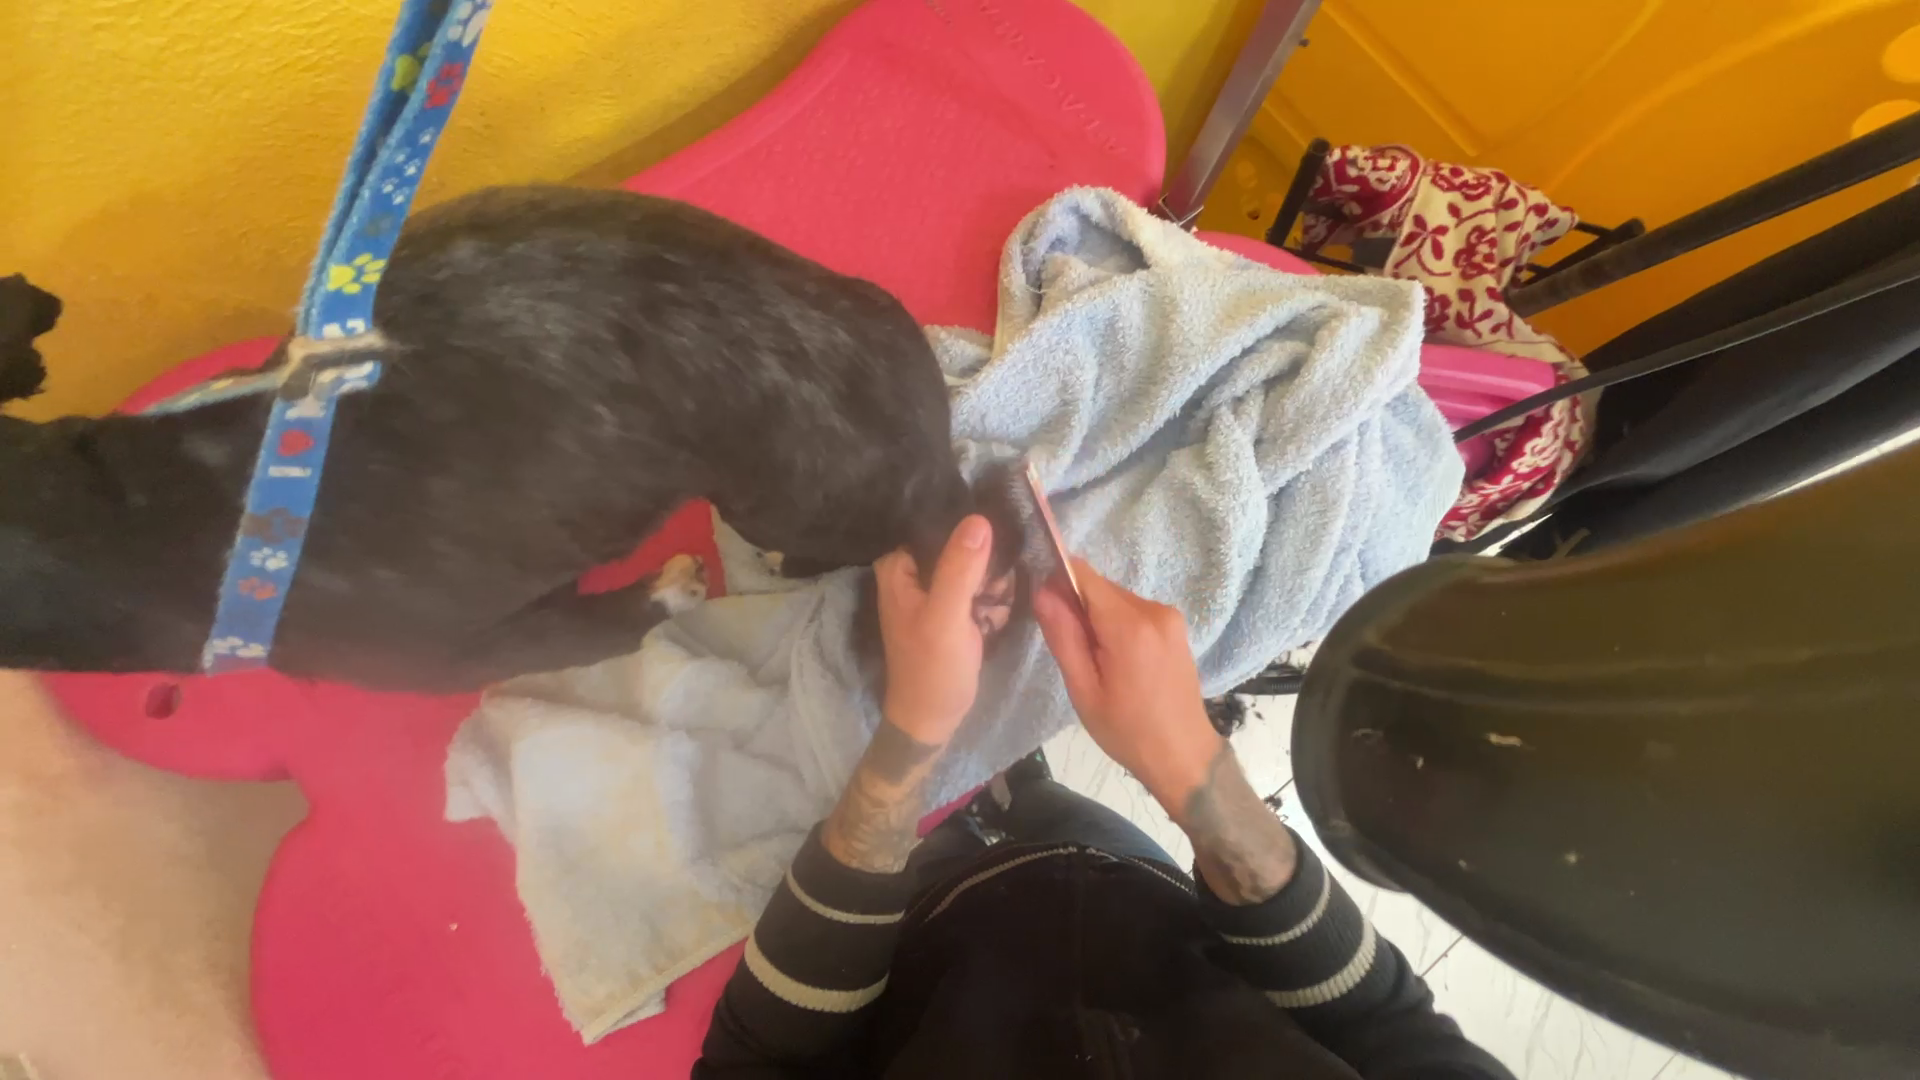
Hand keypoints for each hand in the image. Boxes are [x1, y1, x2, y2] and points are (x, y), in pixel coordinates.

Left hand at [872, 514, 994, 744]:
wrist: (933, 718)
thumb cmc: (932, 669)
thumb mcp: (946, 616)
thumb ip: (959, 568)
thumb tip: (978, 520)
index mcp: (898, 565)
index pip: (939, 525)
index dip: (972, 537)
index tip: (993, 556)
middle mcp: (913, 570)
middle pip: (965, 544)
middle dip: (987, 571)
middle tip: (986, 600)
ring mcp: (935, 588)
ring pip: (979, 566)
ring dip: (994, 589)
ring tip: (988, 615)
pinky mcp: (953, 606)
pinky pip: (983, 588)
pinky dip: (992, 603)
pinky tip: (990, 622)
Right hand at [1034, 561, 1296, 902]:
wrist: (1183, 755)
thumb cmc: (1127, 730)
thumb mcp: (1084, 689)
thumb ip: (1063, 635)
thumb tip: (1042, 591)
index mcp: (1130, 626)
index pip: (1084, 575)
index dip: (1059, 584)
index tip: (1048, 614)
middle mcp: (1154, 610)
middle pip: (1099, 587)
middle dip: (1079, 608)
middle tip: (1075, 653)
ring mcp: (1169, 616)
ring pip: (1115, 598)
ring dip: (1098, 619)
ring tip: (1098, 662)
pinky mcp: (1175, 625)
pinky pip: (1133, 610)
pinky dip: (1117, 625)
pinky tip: (1118, 661)